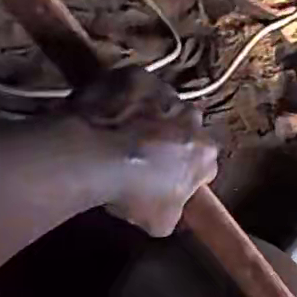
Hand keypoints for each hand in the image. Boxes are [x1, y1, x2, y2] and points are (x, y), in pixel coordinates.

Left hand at [72, 68, 216, 236]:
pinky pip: (135, 87)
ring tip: (121, 133)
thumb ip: (175, 211)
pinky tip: (108, 113)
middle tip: (144, 157)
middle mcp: (193, 118)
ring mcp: (165, 92)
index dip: (187, 173)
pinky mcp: (135, 74)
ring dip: (150, 117)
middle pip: (186, 129)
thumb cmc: (132, 192)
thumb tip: (168, 210)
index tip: (168, 182)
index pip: (205, 164)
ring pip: (162, 105)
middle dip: (172, 140)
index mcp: (206, 153)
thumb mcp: (162, 222)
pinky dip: (125, 97)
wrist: (90, 154)